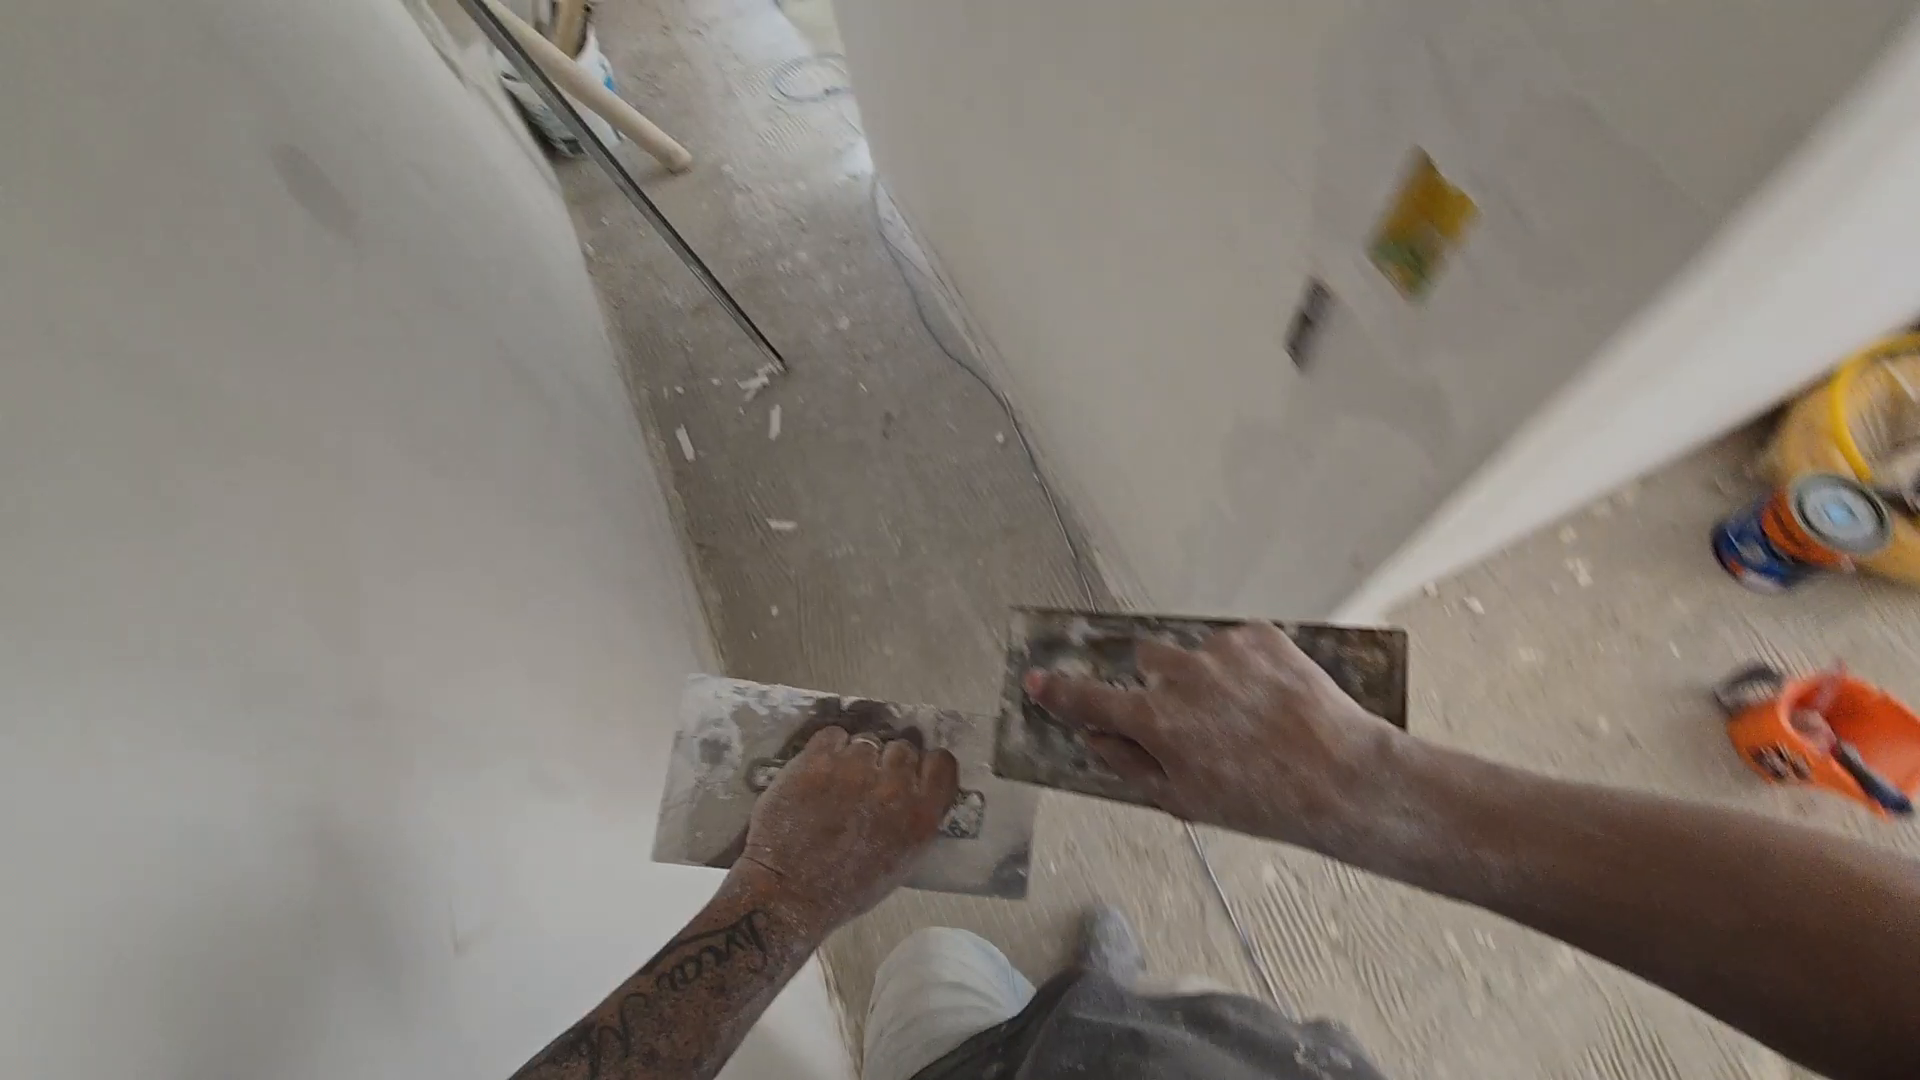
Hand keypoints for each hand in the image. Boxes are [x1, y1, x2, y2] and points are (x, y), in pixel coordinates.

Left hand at [737, 727, 959, 932]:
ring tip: (838, 782)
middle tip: (868, 784)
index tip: (911, 774)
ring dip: (856, 757)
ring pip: (867, 740)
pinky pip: (833, 735)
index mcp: (921, 814)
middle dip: (887, 763)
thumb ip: (915, 817)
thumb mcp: (902, 859)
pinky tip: (819, 772)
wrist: (787, 894)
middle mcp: (894, 785)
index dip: (925, 765)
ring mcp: (855, 768)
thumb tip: (913, 787)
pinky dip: (828, 749)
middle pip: (903, 747)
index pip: (942, 762)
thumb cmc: (846, 888)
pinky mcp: (818, 759)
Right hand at [1024, 621, 1404, 853]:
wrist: (1343, 776)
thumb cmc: (1262, 802)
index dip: (1058, 691)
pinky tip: (1266, 696)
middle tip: (1189, 713)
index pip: (1089, 699)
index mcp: (1156, 720)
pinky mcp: (1256, 635)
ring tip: (1242, 709)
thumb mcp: (1184, 800)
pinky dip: (1239, 665)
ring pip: (1189, 651)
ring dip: (1200, 673)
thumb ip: (1129, 765)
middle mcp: (1179, 676)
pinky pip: (1231, 643)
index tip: (1036, 680)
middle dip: (1155, 680)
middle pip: (1143, 660)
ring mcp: (1218, 651)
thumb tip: (1095, 738)